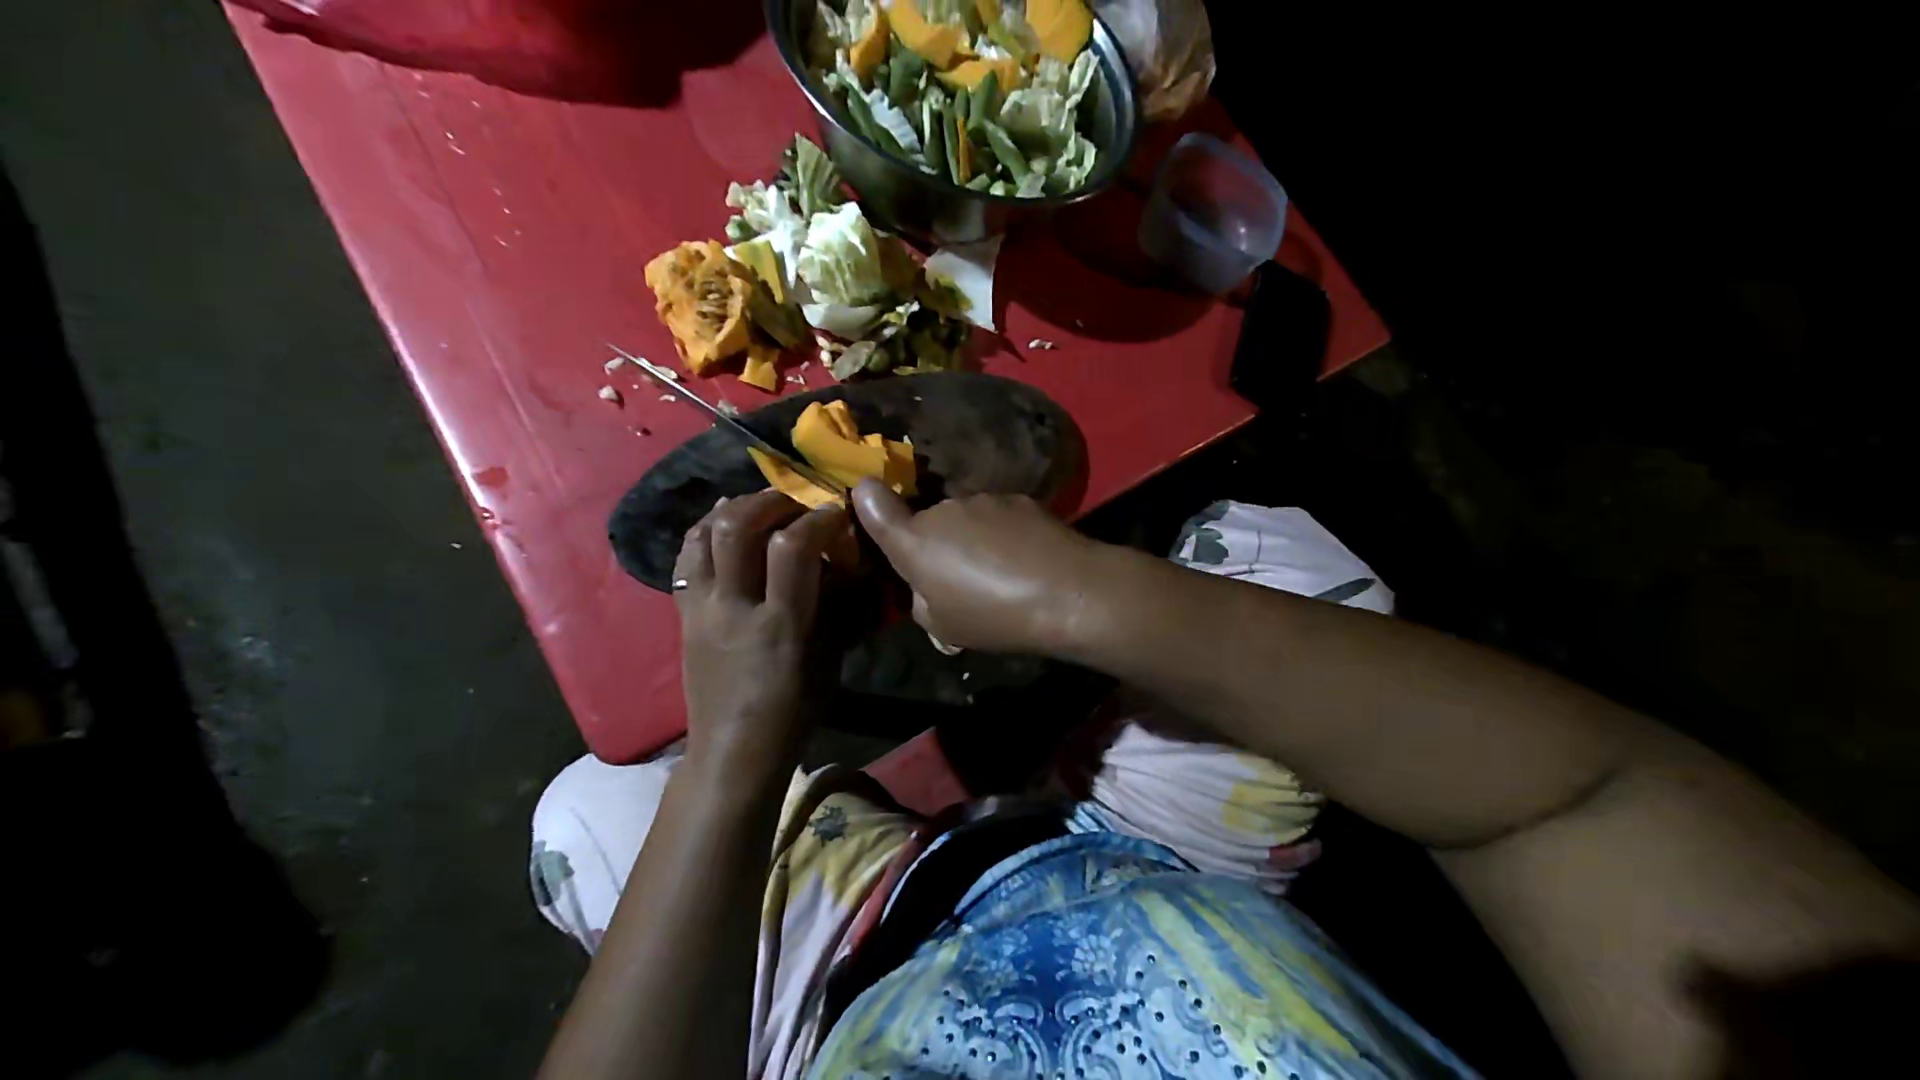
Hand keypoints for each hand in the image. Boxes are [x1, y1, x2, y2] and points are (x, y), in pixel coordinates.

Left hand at [673, 491, 849, 781]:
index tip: (835, 511)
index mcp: (779, 625)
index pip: (793, 548)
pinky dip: (704, 529)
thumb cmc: (792, 711)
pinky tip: (723, 521)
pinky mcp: (682, 614)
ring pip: (702, 535)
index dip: (818, 518)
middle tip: (794, 501)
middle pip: (736, 528)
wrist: (733, 750)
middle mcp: (733, 609)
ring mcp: (700, 609)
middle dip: (769, 501)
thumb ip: (834, 605)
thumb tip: (840, 560)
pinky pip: (686, 558)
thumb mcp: (829, 659)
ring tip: (759, 505)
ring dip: (733, 508)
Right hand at [851, 480, 1107, 654]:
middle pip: (929, 521)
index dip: (867, 500)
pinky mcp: (1020, 499)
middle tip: (959, 579)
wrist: (1068, 591)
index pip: (874, 504)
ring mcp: (984, 500)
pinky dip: (1003, 534)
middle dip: (937, 543)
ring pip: (966, 519)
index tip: (867, 497)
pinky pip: (998, 517)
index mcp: (914, 541)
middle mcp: (943, 510)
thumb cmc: (993, 616)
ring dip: (973, 538)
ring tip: (1000, 573)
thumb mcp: (942, 626)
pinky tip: (1025, 560)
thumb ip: (920, 598)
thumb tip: (926, 585)